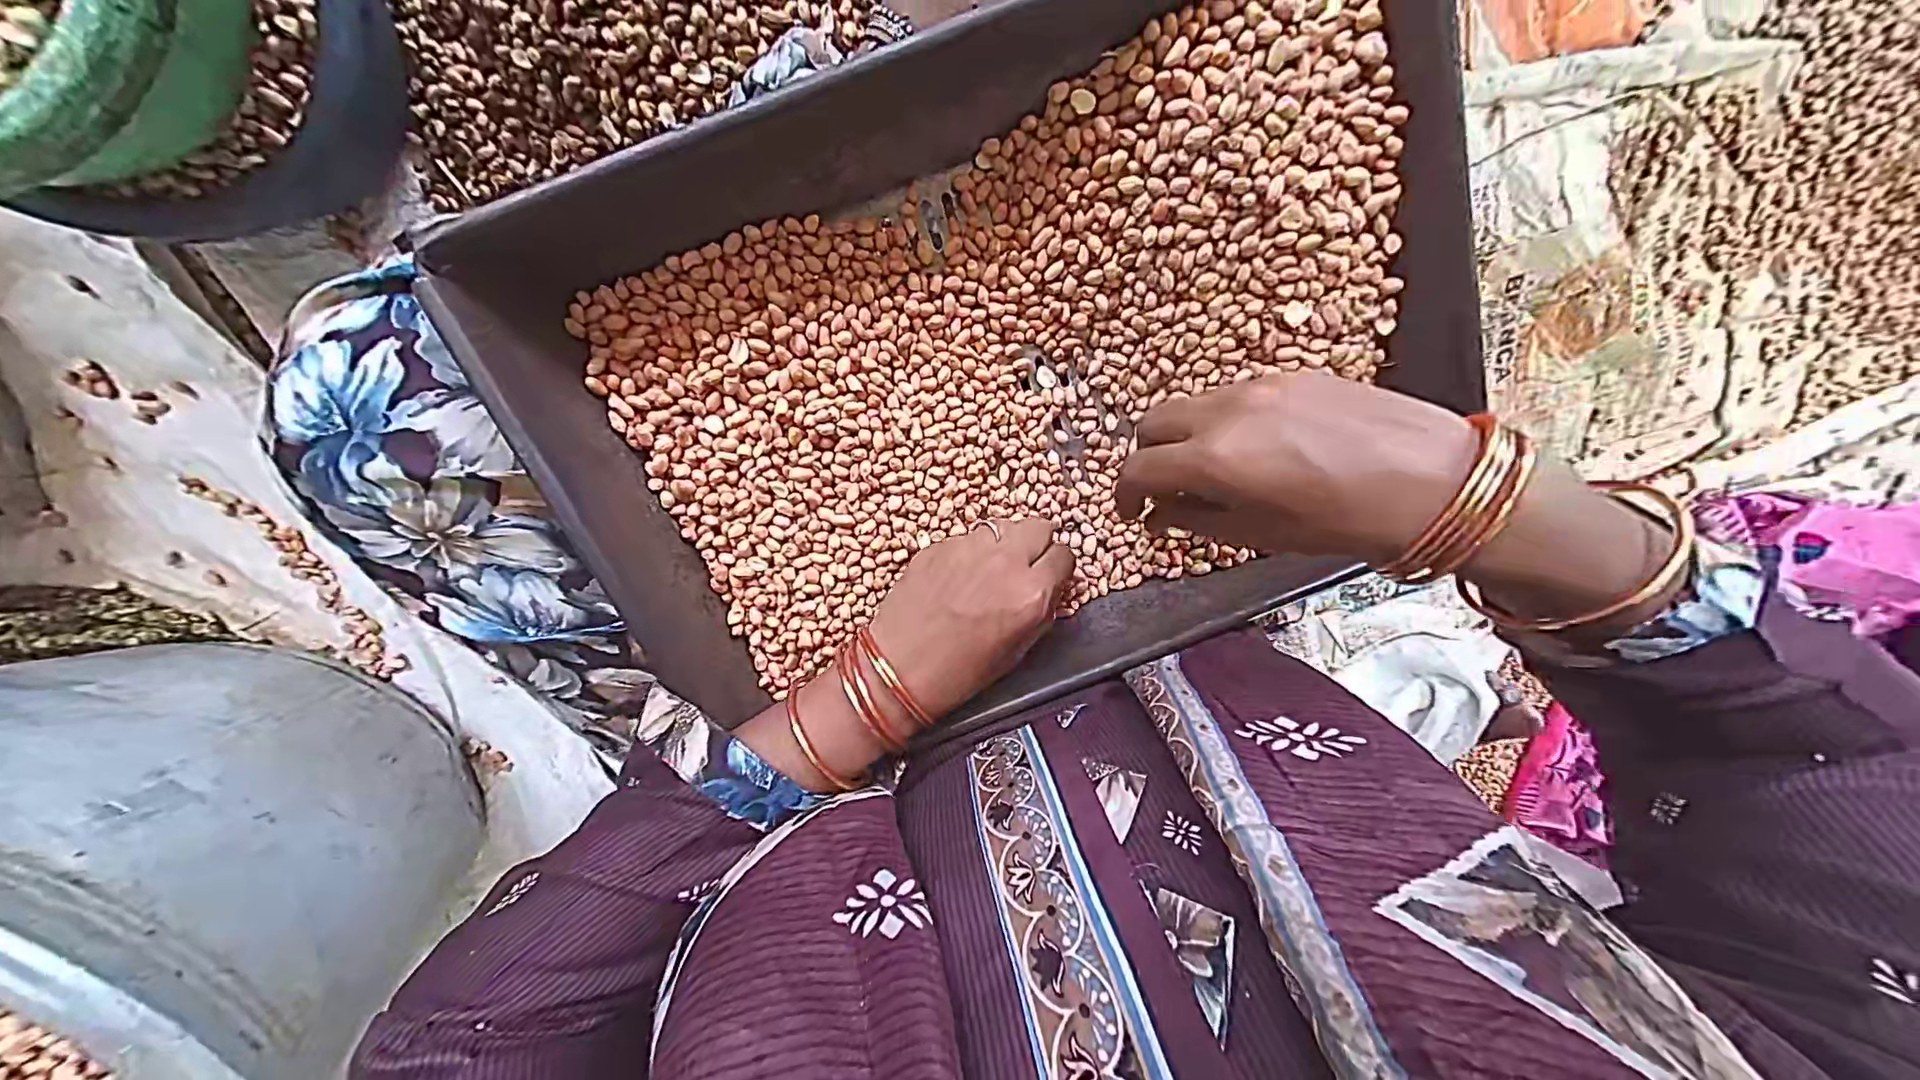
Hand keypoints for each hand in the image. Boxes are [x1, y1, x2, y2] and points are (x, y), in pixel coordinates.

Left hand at [868, 517, 1075, 720]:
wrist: (898, 670)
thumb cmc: (958, 672)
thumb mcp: (1018, 650)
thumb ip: (1043, 609)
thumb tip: (1053, 586)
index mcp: (1030, 592)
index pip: (1065, 555)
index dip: (1058, 567)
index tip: (1051, 575)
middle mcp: (1004, 562)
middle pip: (1039, 526)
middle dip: (1038, 543)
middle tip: (1027, 564)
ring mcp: (968, 549)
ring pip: (1002, 525)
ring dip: (1004, 543)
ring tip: (990, 570)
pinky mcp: (938, 545)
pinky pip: (967, 537)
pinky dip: (970, 552)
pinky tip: (959, 577)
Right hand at [1113, 372, 1477, 563]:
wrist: (1437, 480)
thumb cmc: (1344, 522)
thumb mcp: (1258, 534)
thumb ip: (1194, 519)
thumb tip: (1159, 513)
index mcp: (1214, 458)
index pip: (1138, 468)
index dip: (1124, 494)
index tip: (1131, 511)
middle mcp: (1225, 411)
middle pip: (1152, 424)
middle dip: (1147, 457)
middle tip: (1164, 487)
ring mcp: (1259, 385)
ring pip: (1191, 405)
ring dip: (1183, 436)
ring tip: (1213, 467)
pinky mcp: (1291, 374)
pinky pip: (1232, 395)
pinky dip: (1221, 421)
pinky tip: (1254, 445)